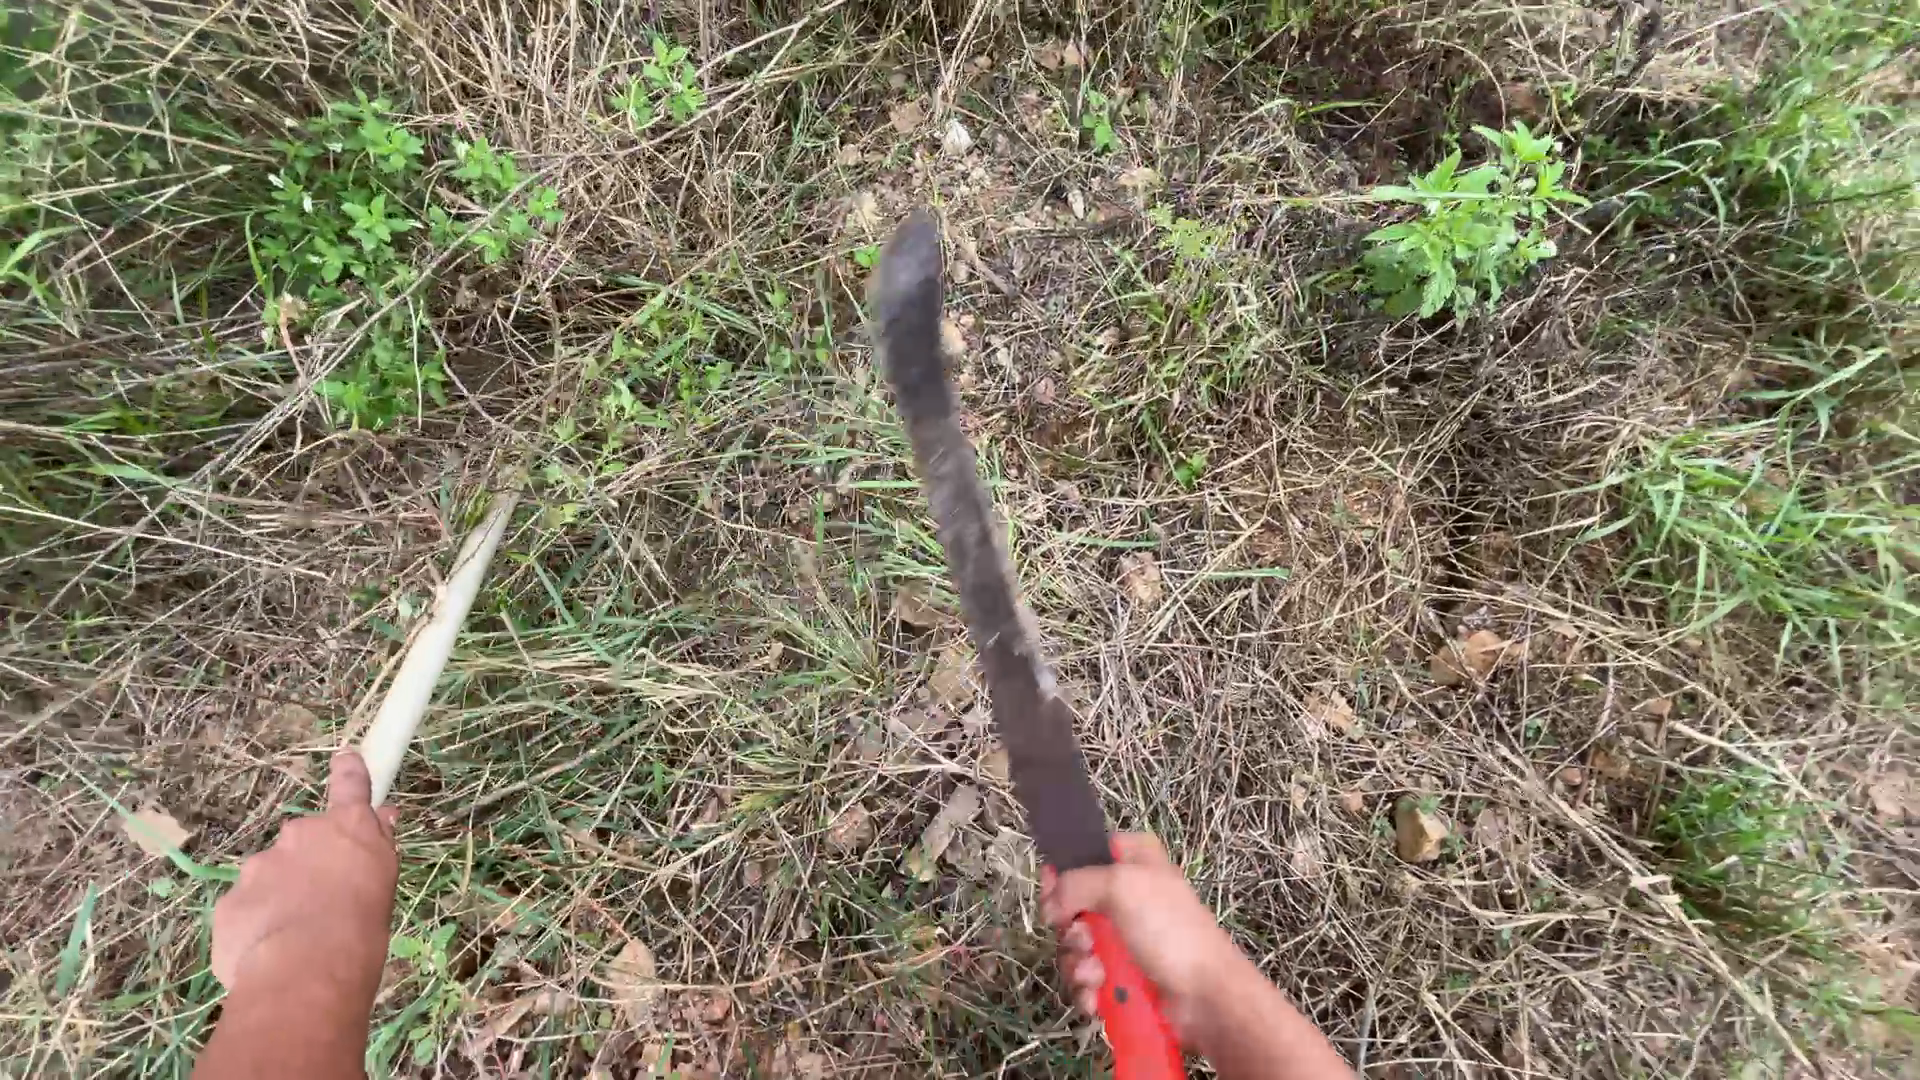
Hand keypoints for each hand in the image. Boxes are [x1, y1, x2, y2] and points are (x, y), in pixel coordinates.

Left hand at [212, 750, 399, 997]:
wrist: (308, 961)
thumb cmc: (363, 913)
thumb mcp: (385, 873)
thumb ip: (378, 841)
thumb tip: (382, 816)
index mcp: (346, 824)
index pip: (350, 785)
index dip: (349, 769)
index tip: (344, 755)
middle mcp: (300, 834)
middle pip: (304, 838)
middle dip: (309, 858)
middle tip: (324, 891)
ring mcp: (259, 866)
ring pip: (271, 873)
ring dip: (281, 891)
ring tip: (297, 927)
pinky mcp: (228, 902)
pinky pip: (246, 905)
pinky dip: (258, 918)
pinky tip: (272, 943)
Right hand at [1040, 833, 1249, 1042]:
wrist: (1206, 998)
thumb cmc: (1169, 929)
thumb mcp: (1121, 886)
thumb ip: (1076, 883)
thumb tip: (1050, 905)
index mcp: (1133, 859)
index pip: (1085, 853)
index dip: (1064, 872)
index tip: (1052, 891)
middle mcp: (1127, 894)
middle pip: (1074, 903)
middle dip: (1071, 927)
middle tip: (1084, 938)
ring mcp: (1125, 937)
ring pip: (1077, 943)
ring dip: (1079, 962)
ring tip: (1096, 974)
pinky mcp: (1122, 974)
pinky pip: (1087, 976)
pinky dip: (1088, 987)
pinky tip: (1097, 996)